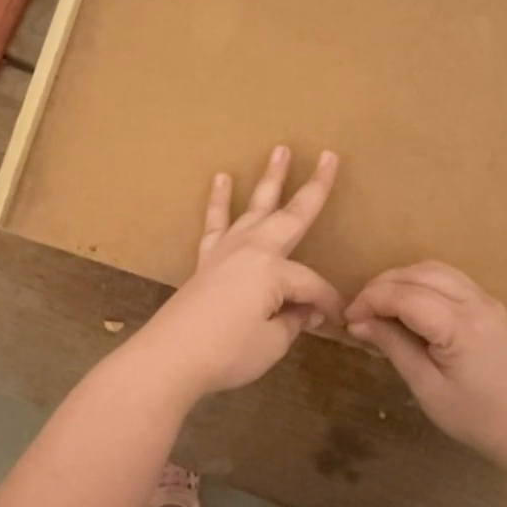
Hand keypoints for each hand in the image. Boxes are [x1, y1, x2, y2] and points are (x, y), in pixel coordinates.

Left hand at [122, 145, 343, 401]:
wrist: (170, 356)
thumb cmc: (227, 352)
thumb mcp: (272, 343)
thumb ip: (293, 322)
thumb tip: (307, 311)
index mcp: (275, 271)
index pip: (313, 284)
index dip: (328, 303)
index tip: (336, 321)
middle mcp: (253, 250)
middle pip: (291, 216)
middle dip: (314, 187)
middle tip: (329, 157)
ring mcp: (227, 250)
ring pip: (254, 207)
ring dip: (269, 179)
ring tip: (279, 150)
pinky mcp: (206, 259)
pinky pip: (215, 222)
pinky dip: (218, 200)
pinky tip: (220, 178)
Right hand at [344, 261, 506, 464]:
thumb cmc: (475, 417)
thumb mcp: (426, 387)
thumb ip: (393, 346)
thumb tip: (358, 323)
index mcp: (461, 326)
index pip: (405, 296)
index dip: (371, 301)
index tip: (348, 319)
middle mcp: (476, 303)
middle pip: (419, 273)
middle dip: (382, 286)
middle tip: (359, 312)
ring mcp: (486, 300)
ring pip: (435, 269)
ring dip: (401, 280)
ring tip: (379, 306)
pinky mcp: (489, 305)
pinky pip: (449, 278)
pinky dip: (421, 282)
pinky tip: (407, 305)